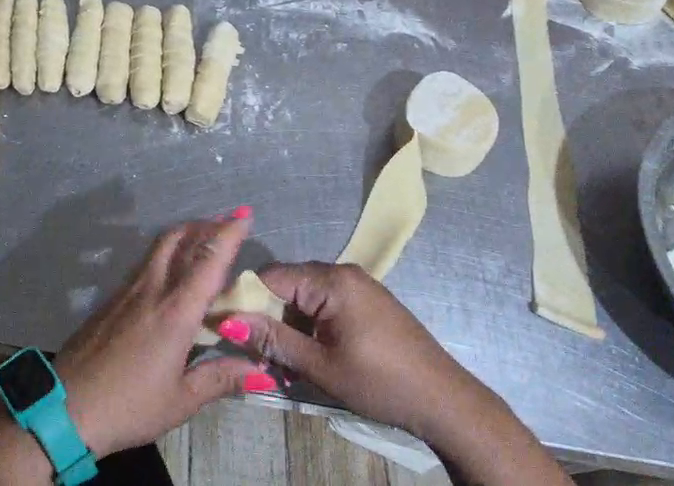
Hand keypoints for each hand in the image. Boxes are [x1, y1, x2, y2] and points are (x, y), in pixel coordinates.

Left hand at [53, 208, 272, 456]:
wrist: (66, 406)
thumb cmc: (129, 406)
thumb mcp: (181, 400)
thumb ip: (221, 379)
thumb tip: (262, 371)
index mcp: (176, 311)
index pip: (208, 260)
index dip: (228, 234)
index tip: (244, 214)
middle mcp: (152, 290)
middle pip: (177, 239)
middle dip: (204, 226)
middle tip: (226, 223)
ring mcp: (127, 291)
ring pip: (158, 249)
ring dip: (183, 237)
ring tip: (203, 241)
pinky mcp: (110, 300)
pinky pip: (144, 265)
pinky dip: (165, 257)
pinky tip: (171, 275)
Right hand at [212, 261, 471, 435]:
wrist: (445, 401)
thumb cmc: (380, 382)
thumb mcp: (320, 365)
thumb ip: (273, 340)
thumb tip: (228, 320)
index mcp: (331, 280)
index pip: (271, 277)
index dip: (247, 302)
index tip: (233, 332)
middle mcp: (343, 272)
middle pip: (288, 285)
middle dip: (270, 318)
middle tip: (264, 357)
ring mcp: (359, 285)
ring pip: (306, 297)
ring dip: (291, 326)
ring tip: (289, 364)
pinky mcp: (369, 301)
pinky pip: (326, 303)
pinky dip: (313, 325)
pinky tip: (314, 355)